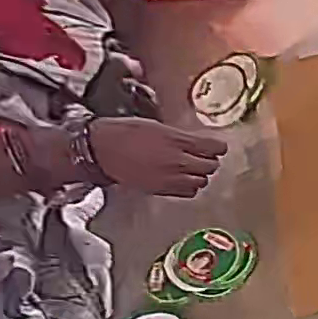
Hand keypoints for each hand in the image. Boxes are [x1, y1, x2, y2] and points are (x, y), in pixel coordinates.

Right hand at [86, 118, 225, 196]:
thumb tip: (198, 142)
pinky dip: (191, 186)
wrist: (99, 151)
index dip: (218, 146)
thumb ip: (180, 136)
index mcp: (177, 140)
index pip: (214, 147)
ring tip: (192, 168)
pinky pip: (189, 192)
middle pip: (212, 166)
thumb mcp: (155, 126)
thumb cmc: (122, 132)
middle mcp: (179, 161)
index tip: (217, 146)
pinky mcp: (164, 190)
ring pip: (203, 181)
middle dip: (210, 160)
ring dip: (201, 175)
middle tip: (204, 157)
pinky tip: (183, 179)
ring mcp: (172, 177)